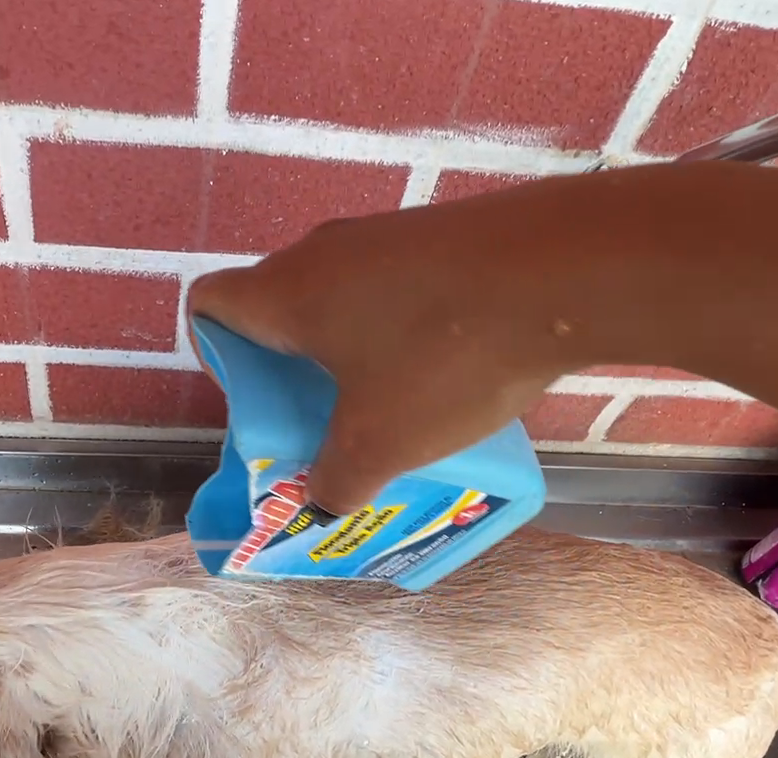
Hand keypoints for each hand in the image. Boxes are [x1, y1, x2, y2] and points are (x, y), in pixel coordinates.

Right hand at [187, 174, 626, 512]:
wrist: (569, 271)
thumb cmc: (445, 357)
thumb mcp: (381, 444)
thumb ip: (335, 482)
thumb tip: (323, 503)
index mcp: (287, 293)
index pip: (209, 306)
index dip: (215, 354)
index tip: (257, 397)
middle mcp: (324, 252)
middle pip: (273, 308)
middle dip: (285, 369)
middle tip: (319, 419)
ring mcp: (384, 236)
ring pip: (336, 299)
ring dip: (343, 353)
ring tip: (383, 405)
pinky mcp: (437, 234)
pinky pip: (388, 288)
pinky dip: (391, 330)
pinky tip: (439, 369)